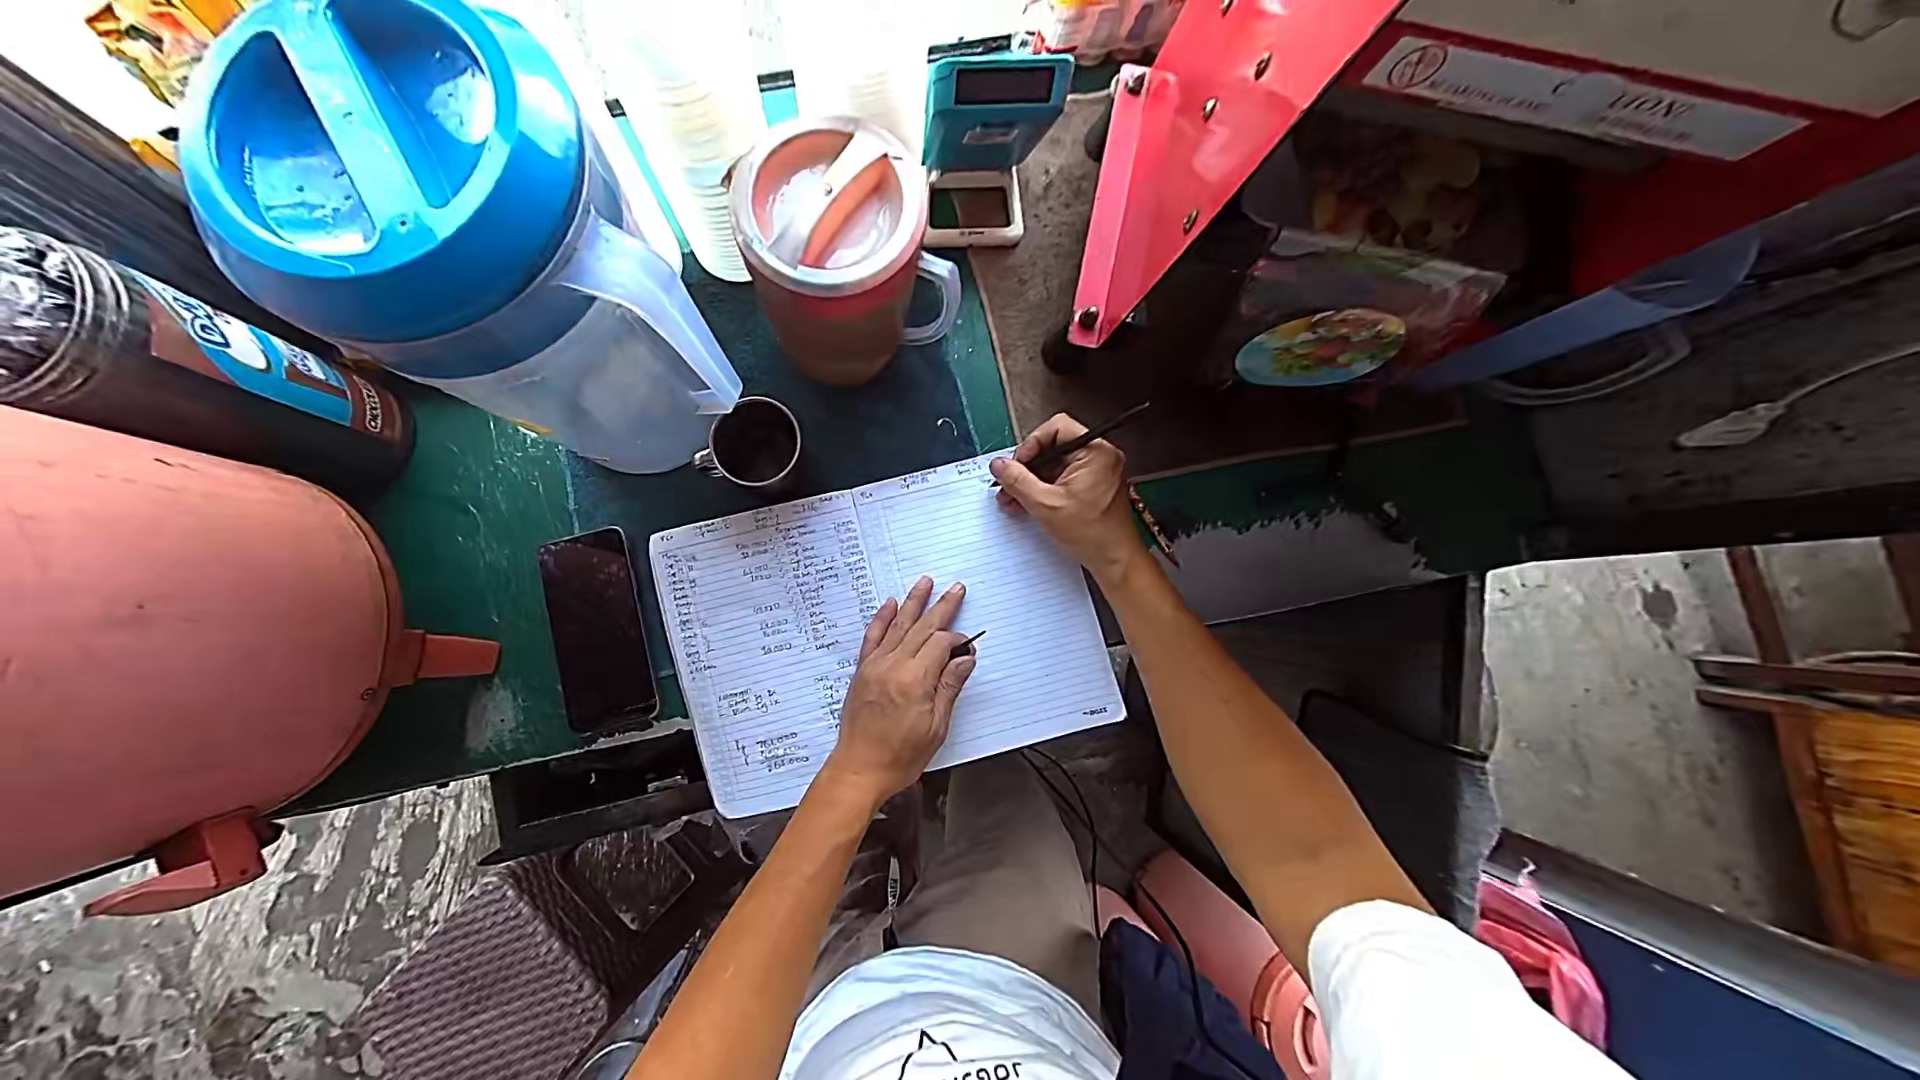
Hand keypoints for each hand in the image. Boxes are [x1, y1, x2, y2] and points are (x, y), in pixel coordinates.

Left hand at [819, 575, 974, 808]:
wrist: (859, 769)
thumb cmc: (899, 756)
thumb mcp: (936, 727)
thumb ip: (950, 687)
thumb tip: (965, 658)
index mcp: (915, 680)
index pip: (941, 644)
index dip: (958, 640)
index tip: (968, 646)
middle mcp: (893, 666)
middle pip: (922, 627)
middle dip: (942, 606)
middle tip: (956, 588)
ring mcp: (875, 666)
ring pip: (898, 625)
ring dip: (913, 602)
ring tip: (925, 582)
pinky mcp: (863, 671)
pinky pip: (873, 637)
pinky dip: (882, 618)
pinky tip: (890, 604)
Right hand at [990, 413, 1140, 584]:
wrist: (1113, 559)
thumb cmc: (1093, 534)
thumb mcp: (1045, 504)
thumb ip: (1018, 480)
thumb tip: (999, 465)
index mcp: (1095, 452)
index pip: (1056, 427)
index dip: (1032, 443)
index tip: (1018, 463)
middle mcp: (1099, 456)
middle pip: (1053, 446)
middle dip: (1027, 466)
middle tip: (1010, 482)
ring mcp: (1096, 470)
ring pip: (1054, 464)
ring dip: (1031, 479)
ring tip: (1013, 496)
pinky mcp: (1091, 485)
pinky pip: (1061, 477)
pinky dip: (1043, 488)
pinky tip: (1026, 502)